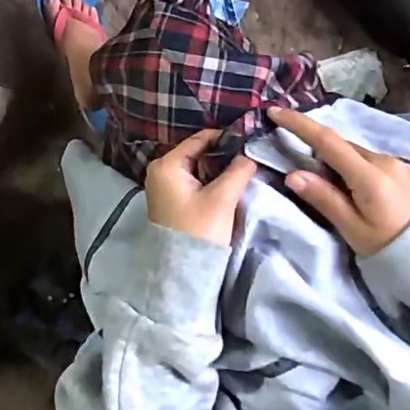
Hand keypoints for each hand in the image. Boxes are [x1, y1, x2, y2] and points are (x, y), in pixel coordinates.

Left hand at [145, 130, 257, 244]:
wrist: (181, 272)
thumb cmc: (199, 230)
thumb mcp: (222, 198)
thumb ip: (238, 171)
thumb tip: (249, 155)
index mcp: (167, 165)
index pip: (199, 139)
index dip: (225, 137)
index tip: (248, 139)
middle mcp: (160, 171)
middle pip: (197, 152)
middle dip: (222, 154)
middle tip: (248, 155)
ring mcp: (163, 186)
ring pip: (197, 168)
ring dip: (218, 169)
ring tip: (242, 169)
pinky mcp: (171, 200)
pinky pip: (193, 181)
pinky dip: (210, 181)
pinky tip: (228, 184)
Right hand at [268, 107, 409, 257]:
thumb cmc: (392, 247)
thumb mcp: (353, 229)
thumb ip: (324, 199)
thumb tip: (293, 175)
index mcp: (368, 174)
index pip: (327, 141)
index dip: (299, 124)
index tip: (275, 111)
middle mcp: (383, 160)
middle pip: (341, 146)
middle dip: (317, 147)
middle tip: (297, 159)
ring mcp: (397, 164)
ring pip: (356, 153)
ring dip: (337, 159)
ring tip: (327, 183)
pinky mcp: (405, 171)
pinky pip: (370, 161)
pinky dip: (354, 166)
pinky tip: (352, 187)